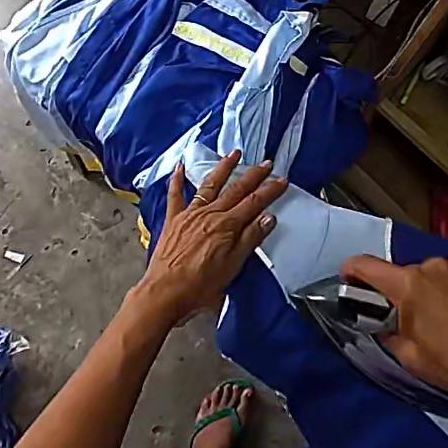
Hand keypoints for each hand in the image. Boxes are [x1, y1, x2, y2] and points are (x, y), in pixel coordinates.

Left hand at [134, 151, 287, 321]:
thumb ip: (251, 238)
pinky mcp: (174, 220)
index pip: (255, 202)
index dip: (270, 190)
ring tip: (235, 154)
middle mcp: (210, 214)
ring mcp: (190, 214)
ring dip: (224, 168)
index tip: (282, 180)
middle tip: (267, 163)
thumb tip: (269, 216)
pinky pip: (175, 195)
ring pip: (210, 185)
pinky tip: (180, 166)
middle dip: (254, 175)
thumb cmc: (201, 285)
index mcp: (227, 225)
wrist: (164, 293)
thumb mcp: (233, 264)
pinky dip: (177, 179)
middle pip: (236, 189)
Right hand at [339, 255, 447, 415]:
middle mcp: (435, 267)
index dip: (352, 272)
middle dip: (404, 296)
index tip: (348, 280)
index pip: (367, 266)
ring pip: (435, 276)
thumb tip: (388, 326)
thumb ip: (392, 335)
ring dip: (434, 294)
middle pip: (405, 275)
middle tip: (414, 325)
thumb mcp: (415, 360)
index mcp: (410, 286)